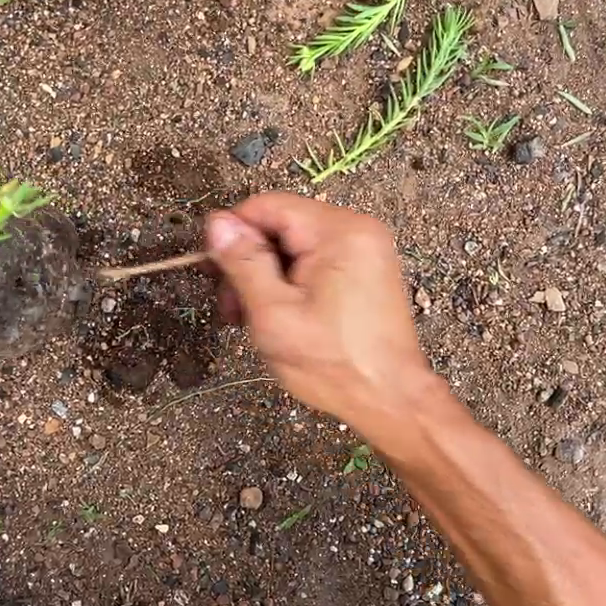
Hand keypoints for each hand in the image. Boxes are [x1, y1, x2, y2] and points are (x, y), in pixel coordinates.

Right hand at [204, 193, 441, 434]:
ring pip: (294, 245)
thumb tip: (216, 222)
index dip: (232, 235)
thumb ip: (244, 263)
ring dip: (266, 276)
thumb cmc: (333, 363)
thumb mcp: (274, 313)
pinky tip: (280, 315)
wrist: (391, 400)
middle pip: (281, 225)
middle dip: (249, 262)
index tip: (214, 275)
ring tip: (252, 319)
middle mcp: (356, 229)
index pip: (267, 206)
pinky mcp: (366, 269)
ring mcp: (365, 249)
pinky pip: (315, 260)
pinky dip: (291, 283)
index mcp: (337, 232)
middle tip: (232, 309)